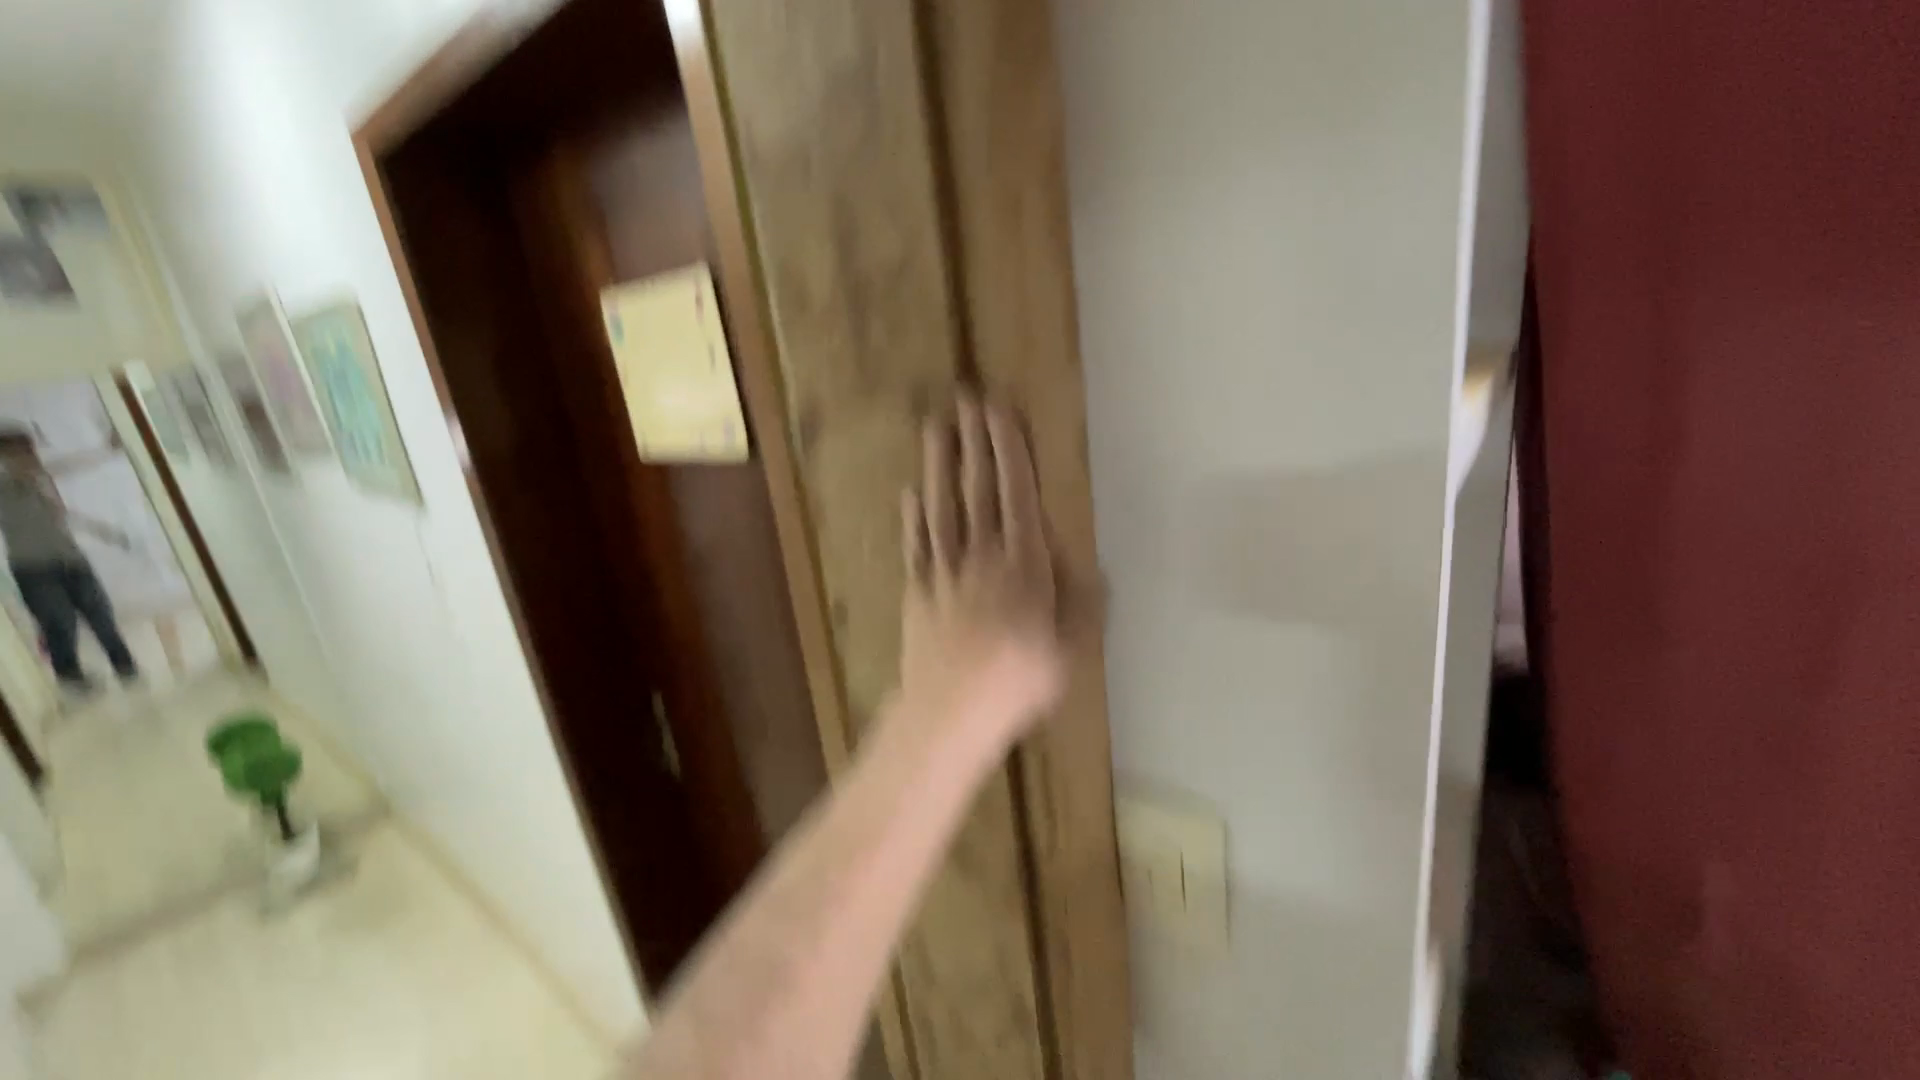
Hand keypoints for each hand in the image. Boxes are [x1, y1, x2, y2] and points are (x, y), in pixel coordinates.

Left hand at [897, 395, 1065, 752]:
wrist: (950, 711)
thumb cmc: (1019, 682)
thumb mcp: (1071, 647)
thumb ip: (1081, 603)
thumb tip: (1088, 567)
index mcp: (1023, 563)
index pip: (1015, 492)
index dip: (1007, 449)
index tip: (998, 411)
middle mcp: (981, 555)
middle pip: (976, 488)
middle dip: (972, 441)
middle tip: (964, 398)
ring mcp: (943, 570)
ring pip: (940, 506)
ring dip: (937, 464)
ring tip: (935, 427)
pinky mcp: (917, 591)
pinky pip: (915, 545)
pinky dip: (912, 517)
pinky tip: (909, 494)